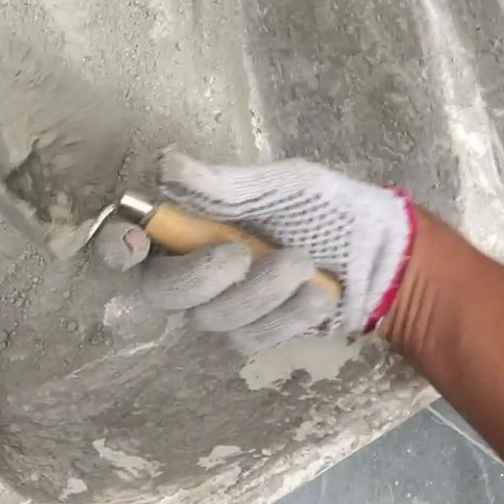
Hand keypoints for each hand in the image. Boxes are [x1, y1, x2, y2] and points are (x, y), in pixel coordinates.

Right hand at [100, 152, 415, 353]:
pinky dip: (288, 316)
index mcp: (188, 228)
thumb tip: (166, 165)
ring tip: (304, 265)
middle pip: (160, 292)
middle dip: (199, 278)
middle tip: (242, 255)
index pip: (127, 243)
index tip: (136, 242)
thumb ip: (225, 184)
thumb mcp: (284, 185)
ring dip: (263, 293)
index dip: (117, 247)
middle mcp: (189, 270)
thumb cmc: (329, 209)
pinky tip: (317, 295)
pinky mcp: (246, 336)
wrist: (386, 257)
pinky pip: (248, 338)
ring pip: (210, 319)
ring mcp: (216, 308)